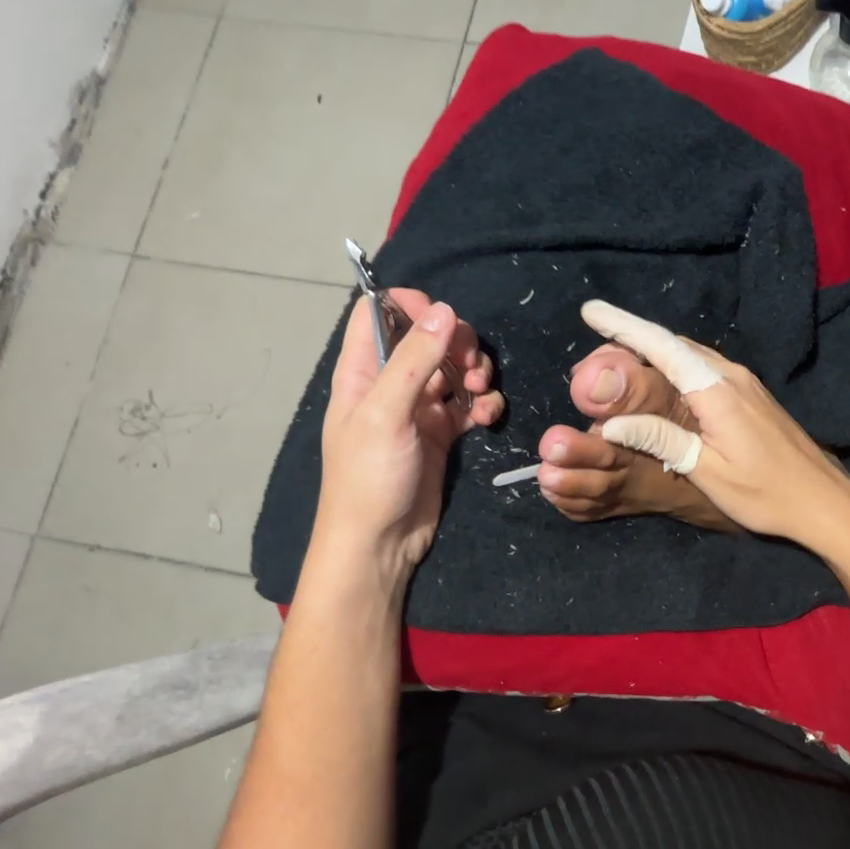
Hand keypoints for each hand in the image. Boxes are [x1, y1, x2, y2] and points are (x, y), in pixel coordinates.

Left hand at [311, 291, 504, 587]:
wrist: (381, 543)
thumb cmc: (369, 477)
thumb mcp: (387, 413)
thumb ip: (415, 359)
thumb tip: (445, 309)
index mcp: (362, 371)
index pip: (378, 313)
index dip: (410, 304)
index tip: (444, 318)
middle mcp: (390, 383)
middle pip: (428, 336)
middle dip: (458, 343)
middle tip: (470, 367)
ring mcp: (419, 408)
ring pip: (455, 368)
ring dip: (476, 373)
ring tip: (481, 395)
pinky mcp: (442, 433)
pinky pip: (469, 403)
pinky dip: (483, 404)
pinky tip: (487, 418)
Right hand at [580, 301, 849, 551]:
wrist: (821, 497)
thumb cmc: (765, 493)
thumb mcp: (708, 471)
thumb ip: (661, 440)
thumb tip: (610, 424)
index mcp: (717, 391)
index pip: (662, 347)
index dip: (624, 327)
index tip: (590, 311)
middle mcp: (731, 375)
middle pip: (673, 345)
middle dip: (630, 338)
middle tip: (593, 349)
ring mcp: (744, 382)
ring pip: (689, 354)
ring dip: (652, 351)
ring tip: (615, 360)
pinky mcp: (749, 393)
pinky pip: (703, 367)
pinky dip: (673, 364)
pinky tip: (658, 378)